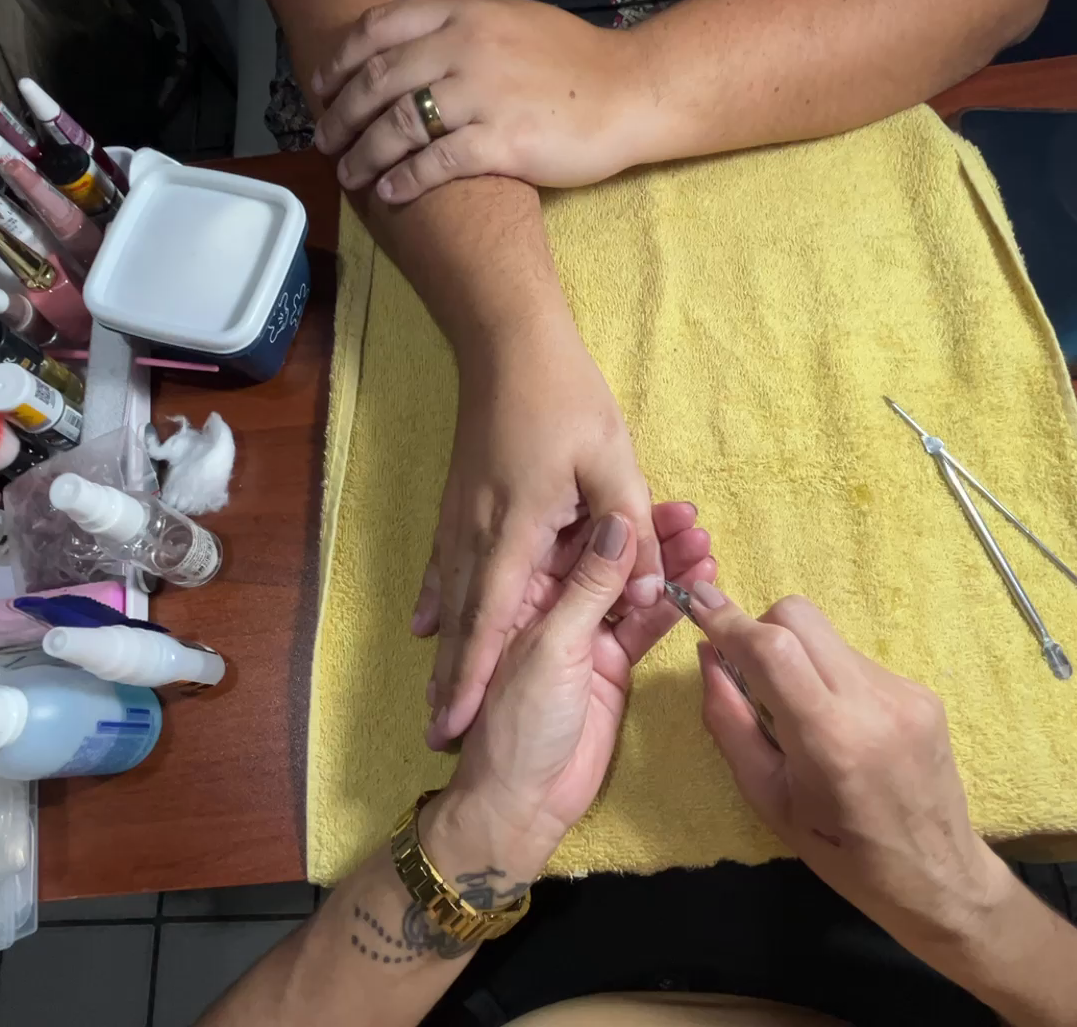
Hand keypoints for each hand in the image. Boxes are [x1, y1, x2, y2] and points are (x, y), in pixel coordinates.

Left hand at [309, 0, 650, 203]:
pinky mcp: (504, 142)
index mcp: (465, 16)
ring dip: (365, 153)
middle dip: (342, 113)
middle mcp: (467, 49)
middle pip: (381, 80)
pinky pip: (439, 162)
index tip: (321, 86)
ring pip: (402, 123)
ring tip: (349, 177)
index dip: (341, 59)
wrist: (628, 93)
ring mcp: (484, 96)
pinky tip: (389, 194)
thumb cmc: (569, 60)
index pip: (382, 28)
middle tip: (324, 142)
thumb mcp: (507, 15)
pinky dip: (406, 179)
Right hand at [416, 333, 663, 749]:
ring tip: (432, 696)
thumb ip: (631, 533)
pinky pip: (444, 565)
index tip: (453, 726)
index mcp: (515, 534)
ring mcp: (460, 519)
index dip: (471, 678)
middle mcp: (475, 537)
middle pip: (461, 621)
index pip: (490, 623)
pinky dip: (435, 600)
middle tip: (437, 732)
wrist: (508, 344)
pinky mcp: (458, 503)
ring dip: (442, 650)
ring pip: (450, 598)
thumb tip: (652, 593)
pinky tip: (423, 623)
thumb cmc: (566, 400)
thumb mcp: (615, 464)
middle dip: (449, 680)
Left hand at [424, 511, 716, 879]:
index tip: (660, 499)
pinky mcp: (611, 663)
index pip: (576, 541)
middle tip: (694, 520)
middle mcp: (556, 604)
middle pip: (609, 562)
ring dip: (667, 572)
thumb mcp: (555, 644)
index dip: (618, 518)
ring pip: (631, 591)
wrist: (525, 797)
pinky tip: (699, 589)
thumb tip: (618, 522)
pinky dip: (670, 610)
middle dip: (650, 541)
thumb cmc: (521, 717)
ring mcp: (586, 634)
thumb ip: (590, 586)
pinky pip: (642, 628)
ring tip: (707, 547)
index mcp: (525, 590)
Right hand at [685, 584, 1015, 951]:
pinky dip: (826, 673)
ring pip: (824, 634)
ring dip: (795, 654)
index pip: (772, 648)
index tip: (697, 601)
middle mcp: (873, 702)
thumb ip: (728, 720)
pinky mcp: (921, 690)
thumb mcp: (765, 797)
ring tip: (800, 709)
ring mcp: (904, 691)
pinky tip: (837, 720)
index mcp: (829, 739)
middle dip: (760, 628)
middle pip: (798, 616)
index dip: (728, 620)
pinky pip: (851, 656)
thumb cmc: (840, 851)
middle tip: (753, 674)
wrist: (940, 880)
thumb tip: (707, 653)